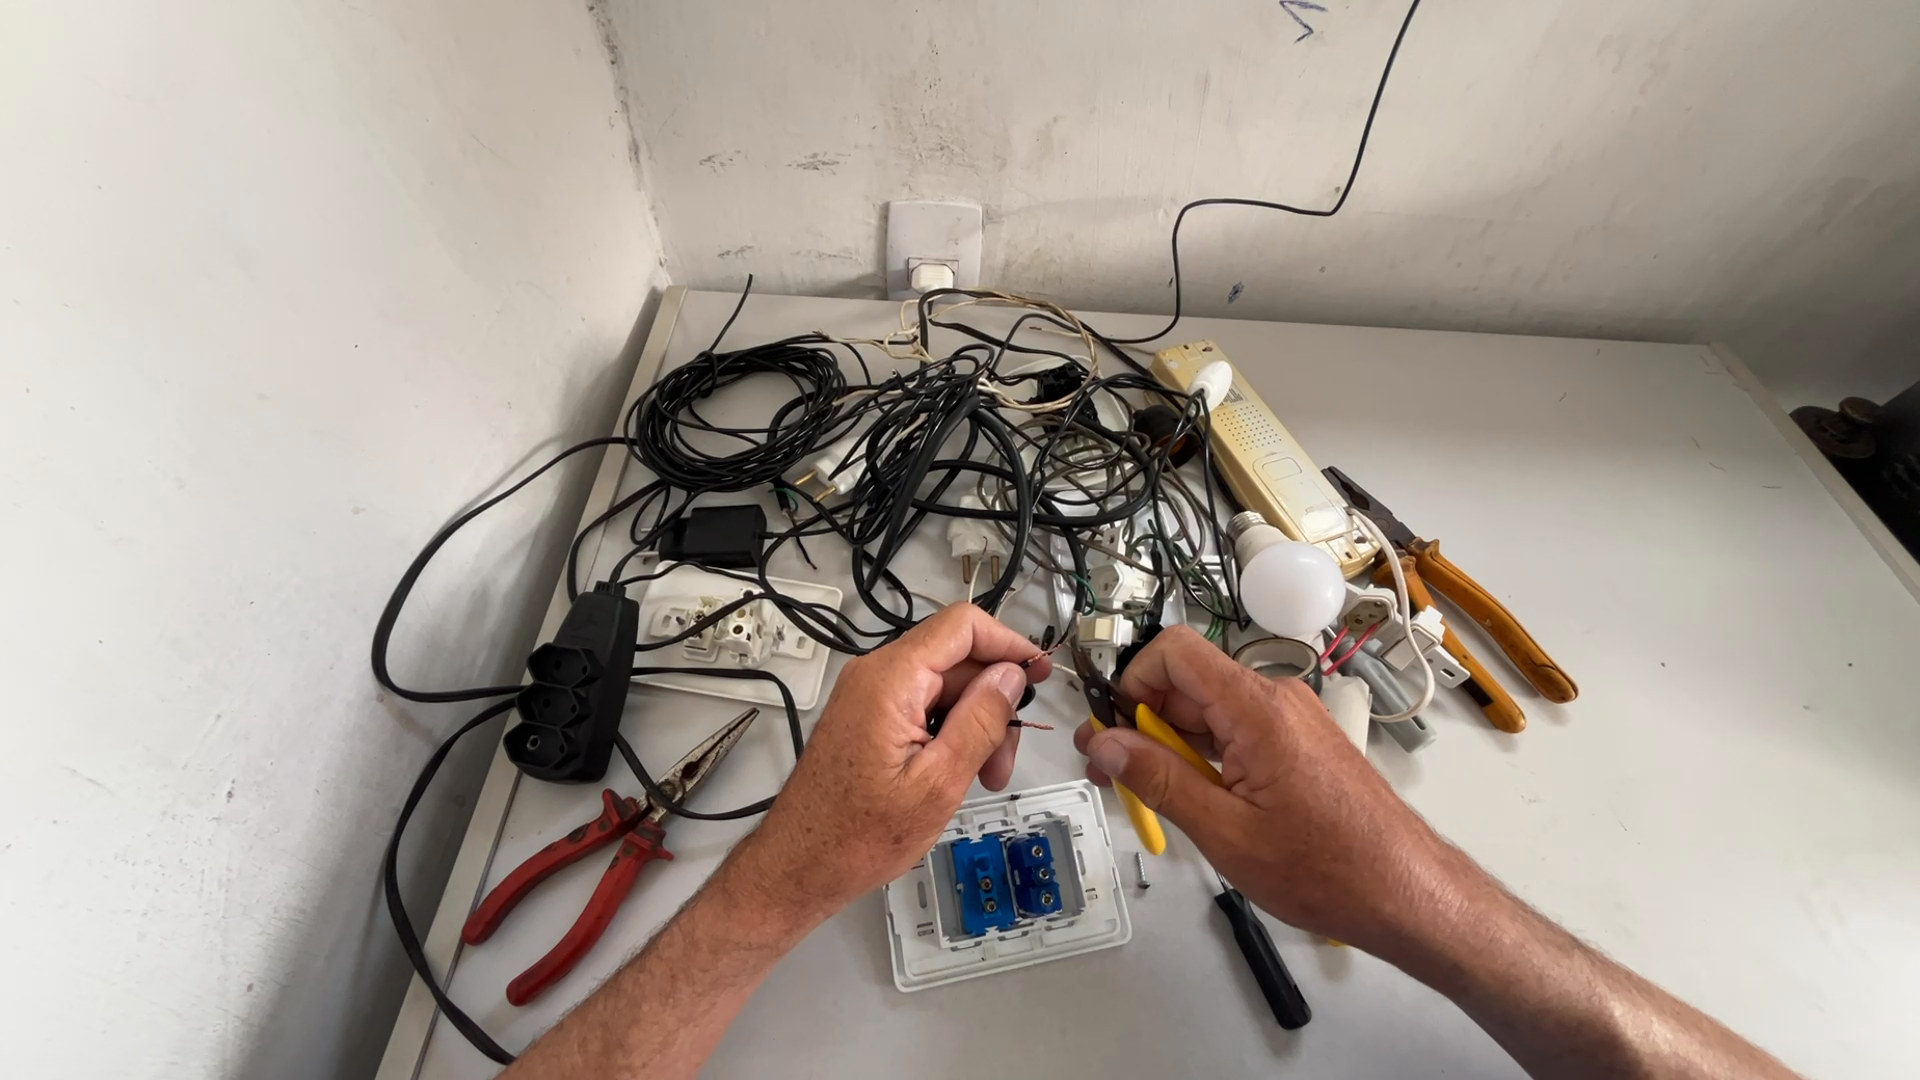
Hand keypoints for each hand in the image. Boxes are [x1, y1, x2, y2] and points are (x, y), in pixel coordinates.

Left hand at [726, 604, 1051, 926]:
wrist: (799, 866)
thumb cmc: (856, 837)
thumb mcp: (938, 783)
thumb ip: (979, 721)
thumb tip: (1010, 675)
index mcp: (891, 680)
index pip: (961, 626)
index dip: (1007, 642)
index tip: (1038, 672)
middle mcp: (876, 674)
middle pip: (957, 660)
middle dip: (993, 701)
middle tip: (1007, 756)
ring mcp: (870, 694)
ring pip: (944, 686)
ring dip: (975, 722)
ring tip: (985, 775)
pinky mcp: (869, 714)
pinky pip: (923, 704)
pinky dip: (949, 731)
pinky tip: (959, 771)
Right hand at [1073, 625, 1458, 949]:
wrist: (1414, 895)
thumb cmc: (1326, 869)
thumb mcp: (1225, 831)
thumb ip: (1158, 779)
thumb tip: (1102, 744)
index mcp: (1256, 707)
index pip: (1175, 651)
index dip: (1133, 680)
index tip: (1114, 729)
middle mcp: (1274, 697)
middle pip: (1187, 681)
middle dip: (1141, 719)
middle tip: (1110, 769)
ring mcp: (1289, 717)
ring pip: (1208, 707)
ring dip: (1170, 741)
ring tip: (1145, 789)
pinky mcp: (1297, 738)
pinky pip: (1234, 727)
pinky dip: (1203, 752)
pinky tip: (1192, 792)